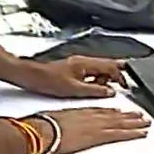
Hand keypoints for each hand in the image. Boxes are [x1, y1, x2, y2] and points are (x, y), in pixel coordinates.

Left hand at [9, 56, 124, 97]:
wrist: (28, 76)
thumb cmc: (46, 80)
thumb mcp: (75, 89)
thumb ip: (96, 90)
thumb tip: (110, 92)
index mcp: (85, 64)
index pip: (110, 67)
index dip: (120, 76)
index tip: (125, 85)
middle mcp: (82, 61)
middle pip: (107, 64)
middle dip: (116, 73)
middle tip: (123, 81)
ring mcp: (77, 64)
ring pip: (99, 67)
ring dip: (106, 76)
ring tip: (106, 87)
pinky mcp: (73, 68)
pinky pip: (91, 70)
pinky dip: (97, 77)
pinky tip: (94, 85)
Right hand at [29, 107, 149, 153]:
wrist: (39, 131)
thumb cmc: (41, 125)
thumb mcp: (53, 118)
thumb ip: (63, 120)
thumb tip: (61, 124)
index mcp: (79, 111)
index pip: (101, 111)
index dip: (113, 111)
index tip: (122, 111)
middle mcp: (90, 116)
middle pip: (114, 116)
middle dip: (129, 116)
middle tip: (141, 115)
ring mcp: (96, 125)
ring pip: (121, 123)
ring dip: (135, 123)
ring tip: (146, 122)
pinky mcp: (99, 136)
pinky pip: (120, 134)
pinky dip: (133, 133)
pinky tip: (141, 133)